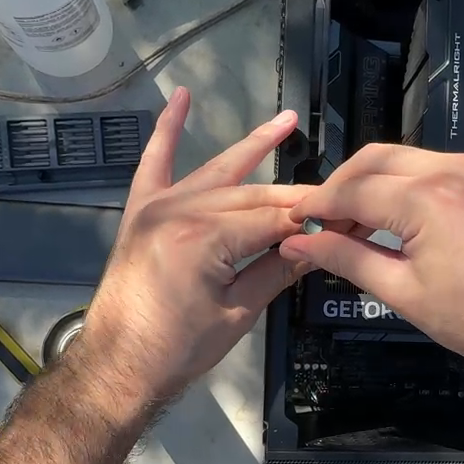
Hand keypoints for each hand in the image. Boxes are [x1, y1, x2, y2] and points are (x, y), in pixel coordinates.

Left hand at [70, 88, 309, 404]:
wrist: (119, 365)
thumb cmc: (179, 349)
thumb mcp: (239, 315)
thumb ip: (278, 270)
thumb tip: (320, 243)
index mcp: (206, 239)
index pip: (274, 220)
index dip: (311, 220)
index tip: (345, 219)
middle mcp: (181, 211)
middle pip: (252, 195)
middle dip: (294, 196)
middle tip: (334, 195)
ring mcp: (157, 206)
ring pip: (218, 173)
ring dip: (253, 146)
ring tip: (287, 120)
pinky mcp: (141, 211)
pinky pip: (155, 162)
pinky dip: (166, 129)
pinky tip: (180, 98)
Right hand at [278, 144, 463, 380]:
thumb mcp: (400, 291)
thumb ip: (345, 258)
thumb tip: (299, 244)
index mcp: (428, 199)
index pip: (353, 190)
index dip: (318, 206)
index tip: (295, 222)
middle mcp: (450, 170)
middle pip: (372, 161)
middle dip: (339, 187)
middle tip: (319, 223)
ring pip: (398, 159)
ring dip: (367, 183)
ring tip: (348, 224)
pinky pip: (425, 167)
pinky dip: (398, 184)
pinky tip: (385, 216)